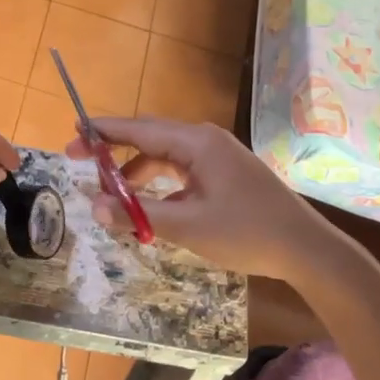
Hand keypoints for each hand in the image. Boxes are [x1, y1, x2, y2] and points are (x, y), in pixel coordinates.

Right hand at [66, 117, 330, 280]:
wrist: (307, 250)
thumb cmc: (247, 233)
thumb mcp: (187, 226)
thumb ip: (137, 215)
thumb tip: (93, 207)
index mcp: (197, 143)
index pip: (139, 129)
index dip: (103, 132)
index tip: (72, 136)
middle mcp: (205, 140)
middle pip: (149, 137)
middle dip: (113, 150)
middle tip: (79, 162)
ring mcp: (217, 156)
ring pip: (163, 155)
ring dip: (135, 172)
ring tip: (110, 195)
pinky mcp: (224, 173)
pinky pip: (180, 169)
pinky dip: (157, 183)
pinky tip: (147, 206)